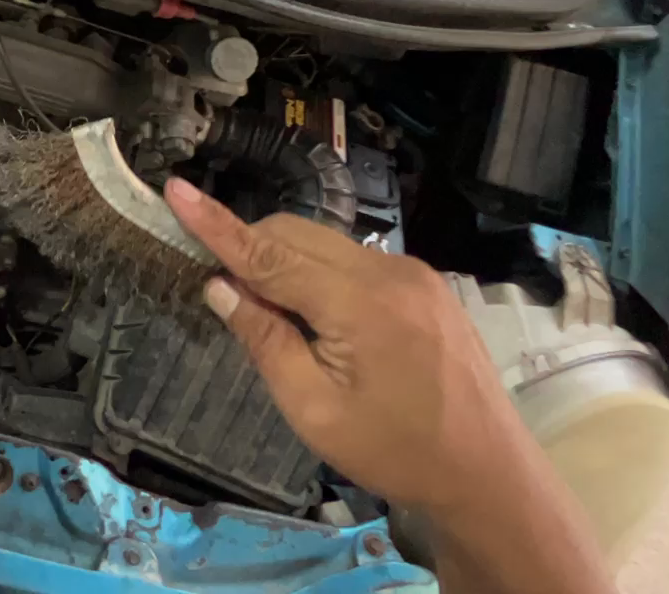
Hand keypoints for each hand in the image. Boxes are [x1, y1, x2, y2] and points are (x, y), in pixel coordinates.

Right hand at [162, 178, 542, 519]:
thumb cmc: (395, 452)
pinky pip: (346, 256)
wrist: (493, 479)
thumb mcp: (312, 409)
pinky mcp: (420, 282)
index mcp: (360, 305)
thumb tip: (219, 286)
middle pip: (291, 235)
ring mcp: (410, 272)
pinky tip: (317, 314)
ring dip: (280, 260)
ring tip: (275, 313)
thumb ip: (263, 339)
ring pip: (317, 240)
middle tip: (227, 294)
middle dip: (248, 249)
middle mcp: (387, 272)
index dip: (215, 222)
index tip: (174, 189)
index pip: (267, 253)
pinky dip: (313, 270)